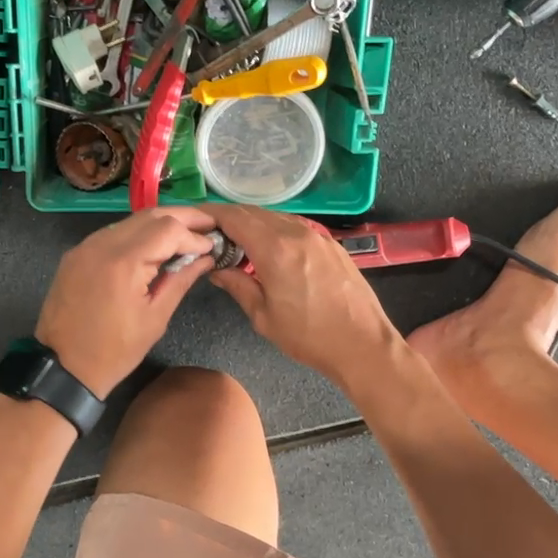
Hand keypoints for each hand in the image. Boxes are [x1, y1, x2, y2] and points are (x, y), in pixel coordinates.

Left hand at [34, 207, 218, 397]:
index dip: (194, 235)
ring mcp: (85, 246)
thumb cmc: (114, 351)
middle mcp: (102, 244)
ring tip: (184, 237)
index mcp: (124, 261)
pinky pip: (113, 234)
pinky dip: (137, 235)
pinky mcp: (76, 254)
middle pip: (150, 215)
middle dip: (182, 218)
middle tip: (207, 226)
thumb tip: (205, 257)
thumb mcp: (154, 318)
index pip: (168, 229)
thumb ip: (180, 280)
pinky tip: (153, 248)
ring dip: (159, 224)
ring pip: (130, 221)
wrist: (62, 367)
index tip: (212, 246)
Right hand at [203, 203, 400, 384]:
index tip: (194, 219)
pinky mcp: (331, 245)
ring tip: (236, 243)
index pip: (234, 217)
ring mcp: (317, 236)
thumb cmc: (309, 336)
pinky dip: (275, 231)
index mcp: (275, 248)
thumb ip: (237, 286)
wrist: (364, 345)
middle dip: (229, 219)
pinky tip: (268, 250)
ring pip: (276, 218)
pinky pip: (295, 227)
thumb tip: (216, 269)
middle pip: (254, 213)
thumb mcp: (263, 316)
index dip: (210, 214)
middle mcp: (296, 233)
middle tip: (210, 233)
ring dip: (253, 224)